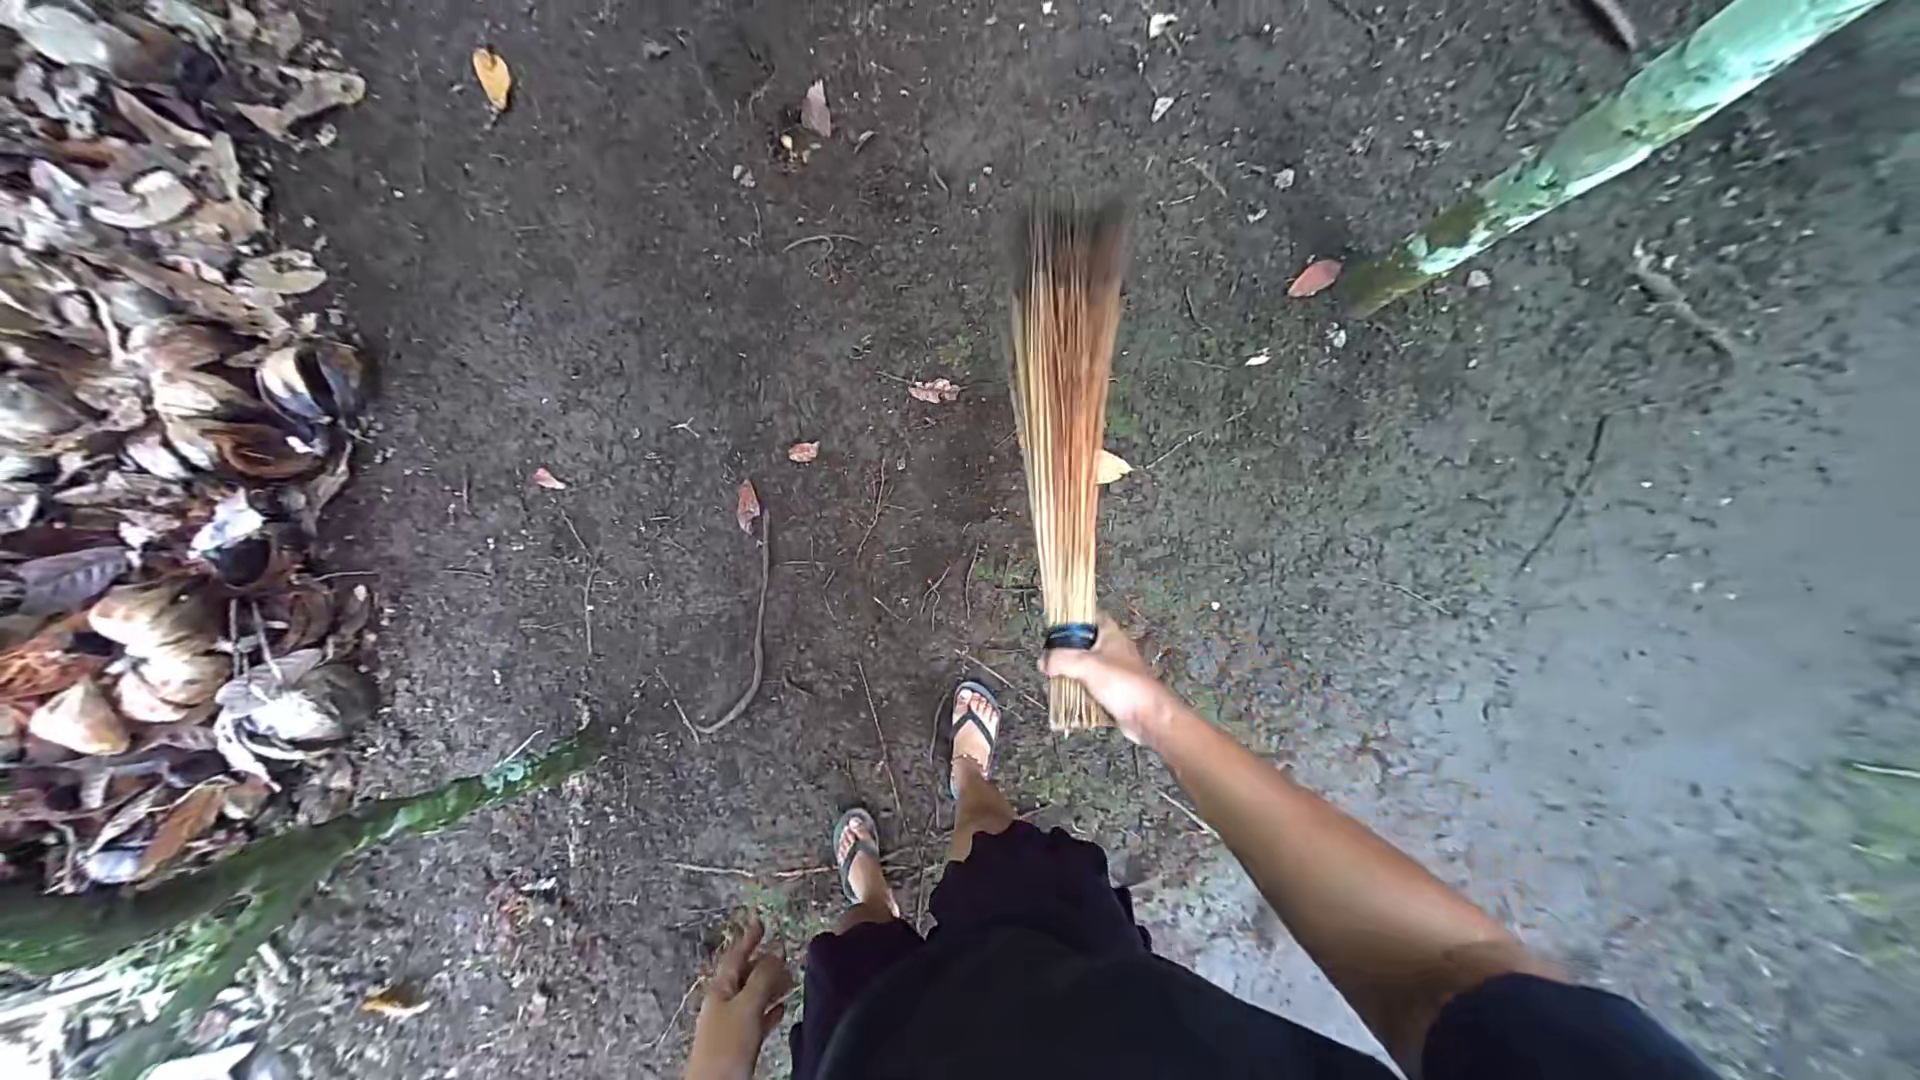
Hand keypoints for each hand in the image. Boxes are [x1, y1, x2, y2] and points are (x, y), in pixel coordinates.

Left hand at [686, 918, 792, 1079]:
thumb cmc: (726, 1046)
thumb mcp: (746, 1005)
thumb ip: (762, 977)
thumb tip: (777, 951)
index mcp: (721, 989)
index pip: (736, 956)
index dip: (749, 939)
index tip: (760, 922)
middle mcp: (724, 1003)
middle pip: (746, 975)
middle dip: (766, 963)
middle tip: (786, 954)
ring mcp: (732, 1024)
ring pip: (754, 996)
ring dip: (772, 985)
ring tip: (791, 979)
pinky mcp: (740, 1044)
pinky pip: (758, 1018)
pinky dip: (770, 1009)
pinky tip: (782, 1009)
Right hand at [1040, 614, 1185, 746]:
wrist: (1149, 717)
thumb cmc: (1124, 684)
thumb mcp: (1086, 664)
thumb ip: (1060, 660)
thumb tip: (1043, 662)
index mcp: (1111, 635)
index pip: (1090, 617)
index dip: (1073, 620)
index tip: (1055, 627)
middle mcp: (1114, 650)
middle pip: (1084, 645)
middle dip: (1067, 653)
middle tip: (1051, 659)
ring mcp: (1115, 672)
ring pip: (1086, 668)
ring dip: (1072, 675)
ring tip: (1056, 679)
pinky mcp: (1114, 692)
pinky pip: (1091, 688)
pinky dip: (1080, 692)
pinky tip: (1069, 697)